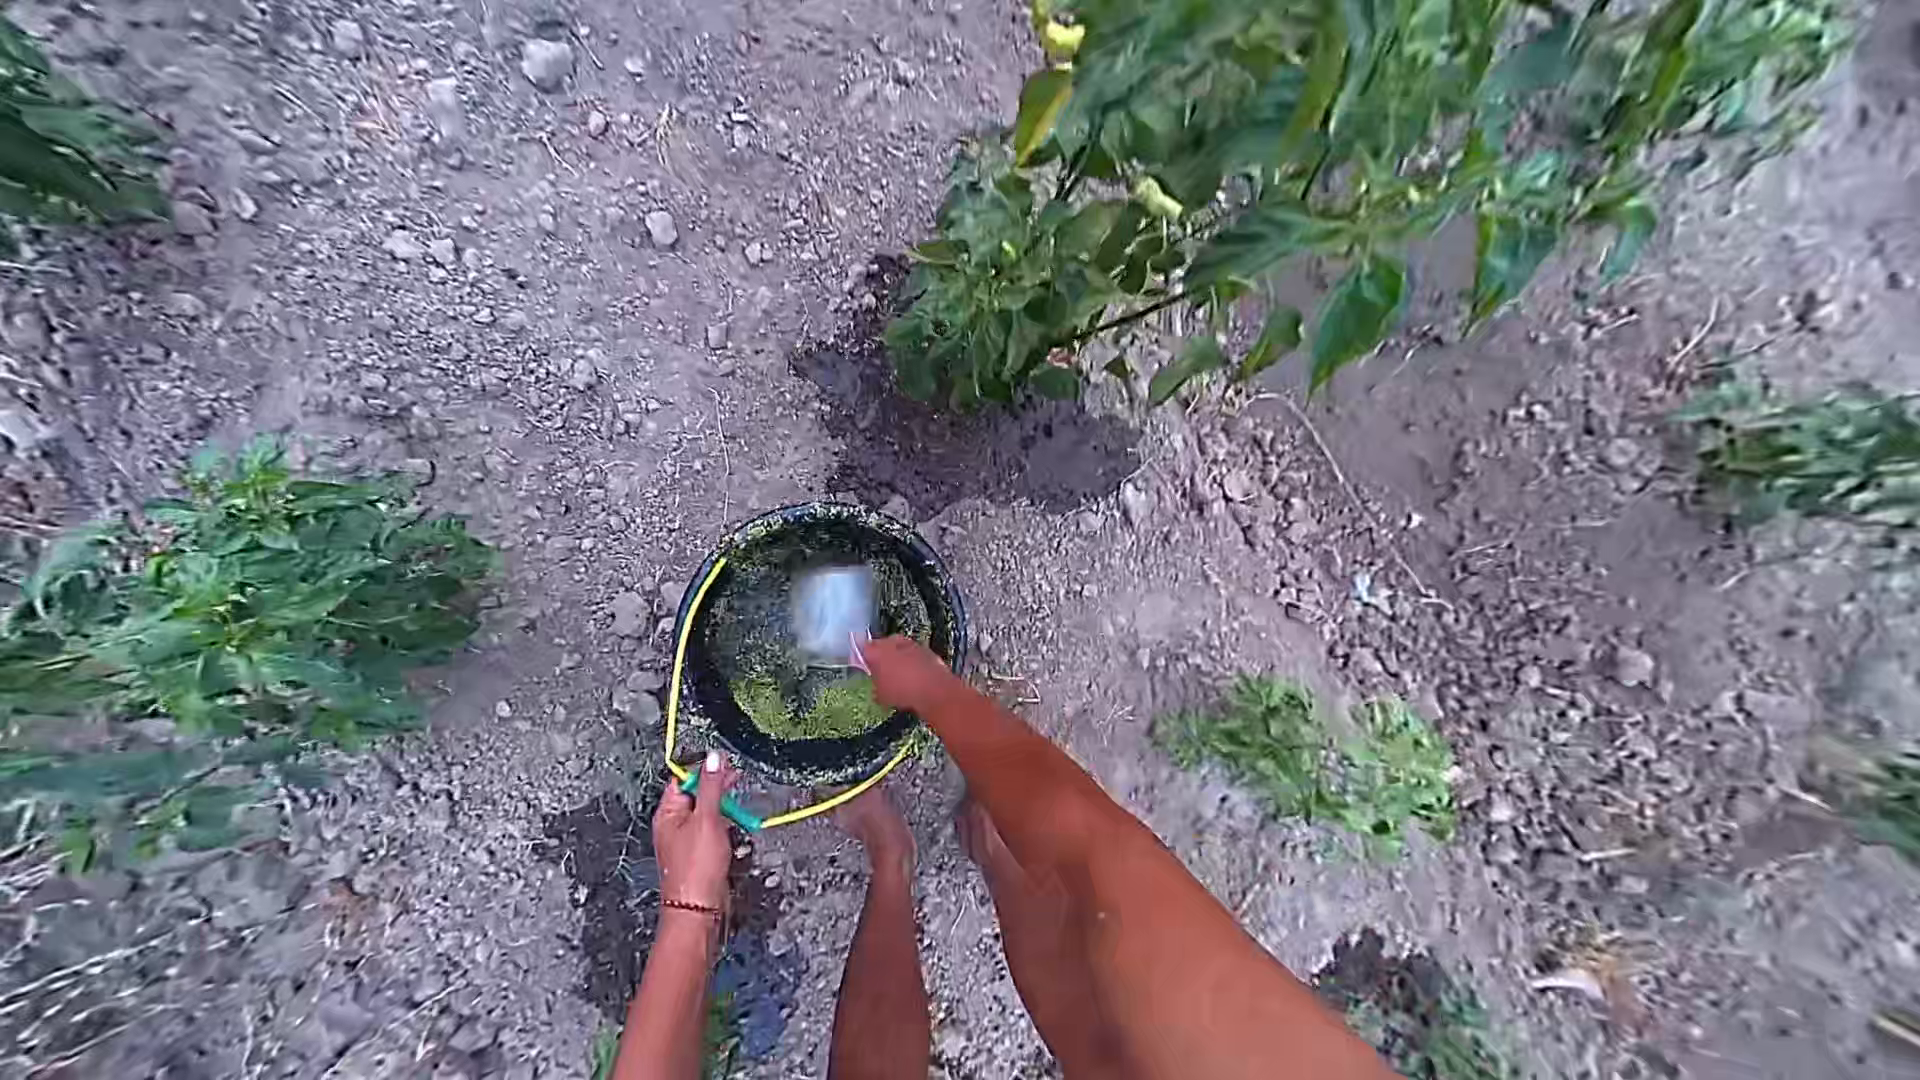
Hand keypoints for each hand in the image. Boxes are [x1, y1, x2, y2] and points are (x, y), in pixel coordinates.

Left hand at [652, 750, 738, 911]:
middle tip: (735, 776)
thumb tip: (713, 759)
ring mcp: (687, 837)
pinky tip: (735, 821)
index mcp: (668, 813)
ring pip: (706, 809)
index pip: (682, 779)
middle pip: (695, 793)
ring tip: (737, 799)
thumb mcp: (707, 818)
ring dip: (722, 802)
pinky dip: (724, 820)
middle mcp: (674, 823)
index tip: (722, 762)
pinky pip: (712, 825)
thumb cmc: (696, 867)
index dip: (702, 768)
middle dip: (715, 784)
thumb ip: (711, 786)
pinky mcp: (700, 849)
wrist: (700, 908)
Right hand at [855, 635, 955, 711]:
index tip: (864, 665)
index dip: (862, 657)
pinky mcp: (926, 650)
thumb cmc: (902, 692)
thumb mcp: (881, 694)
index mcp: (876, 651)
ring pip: (900, 647)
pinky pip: (914, 653)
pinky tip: (915, 674)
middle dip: (882, 654)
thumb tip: (876, 685)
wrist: (933, 690)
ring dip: (898, 656)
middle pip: (882, 644)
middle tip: (882, 670)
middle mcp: (893, 642)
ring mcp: (911, 644)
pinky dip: (913, 660)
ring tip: (899, 674)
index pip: (863, 647)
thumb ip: (875, 684)